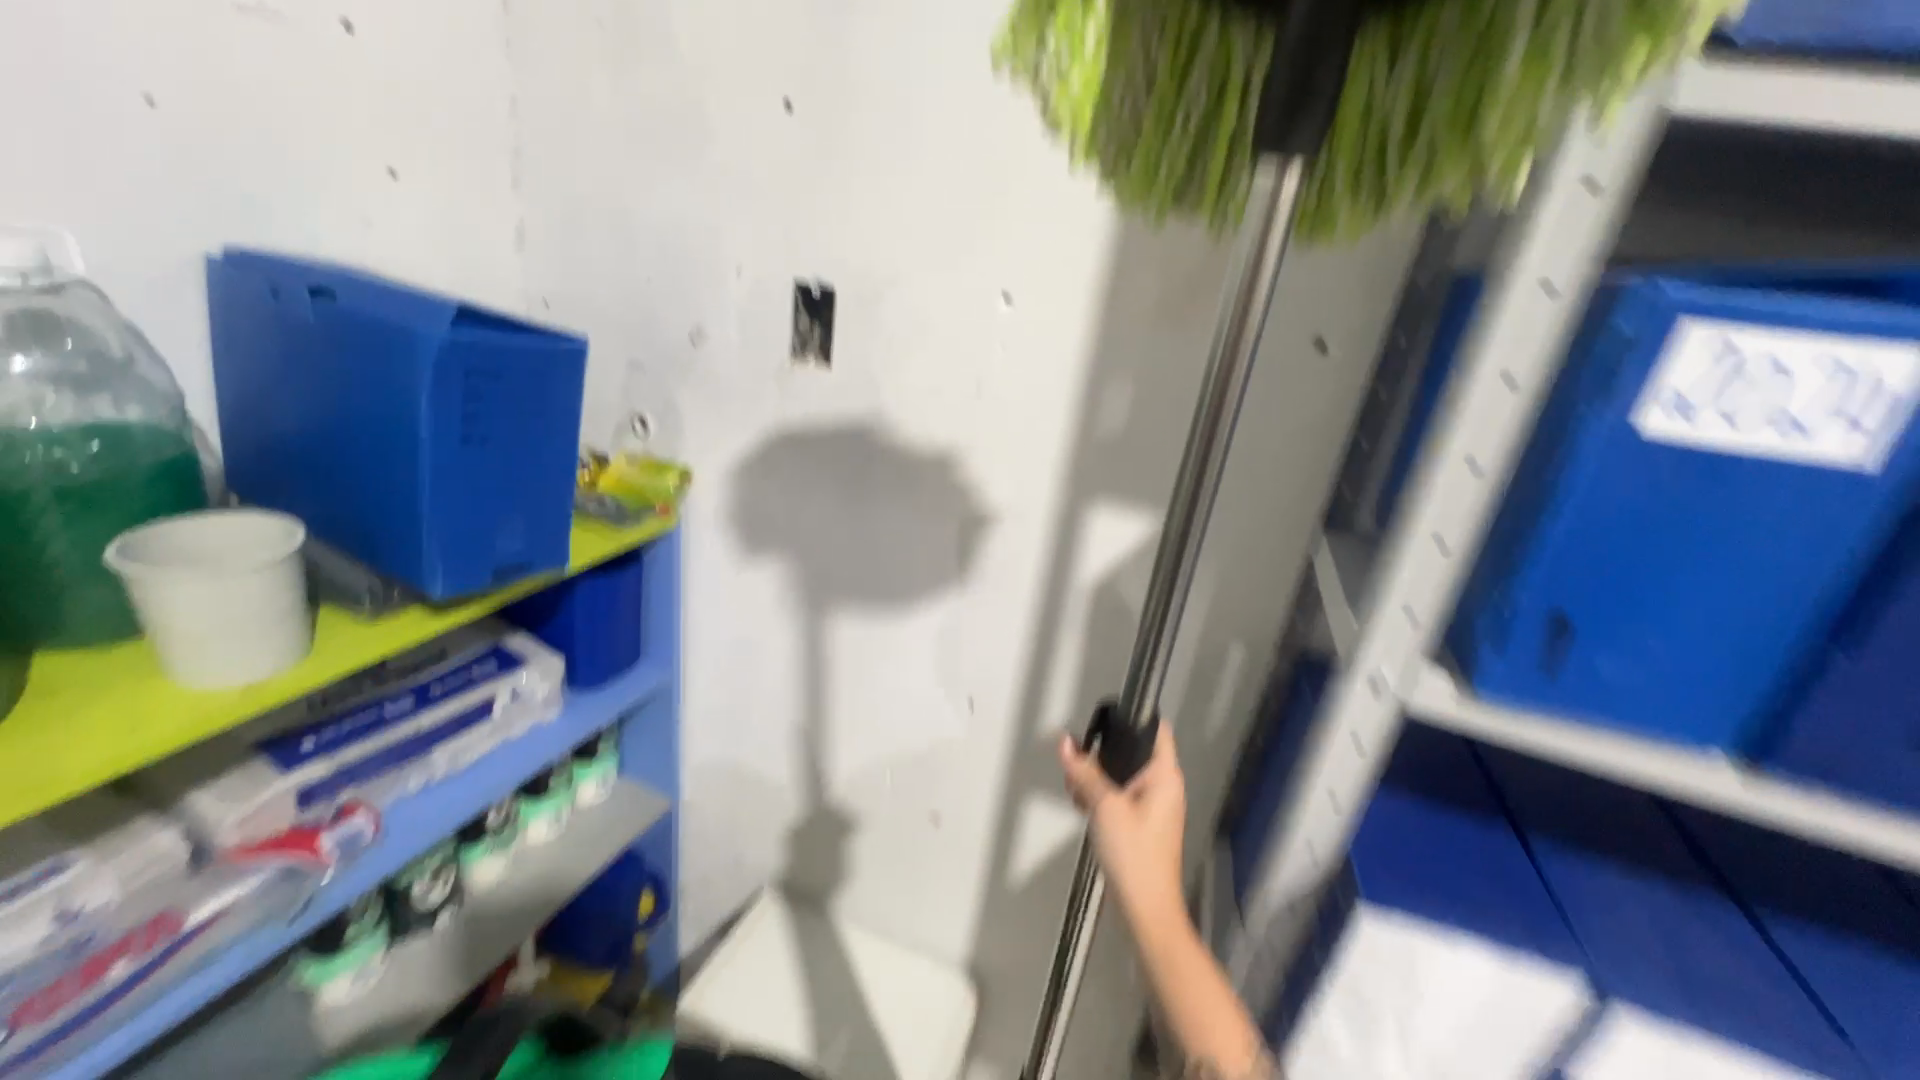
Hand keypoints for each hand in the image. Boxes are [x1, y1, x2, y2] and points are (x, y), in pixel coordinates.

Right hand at [1059, 725, 1186, 928]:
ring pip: (1122, 776)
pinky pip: (1120, 797)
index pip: (1156, 730)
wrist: (1146, 907)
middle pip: (1132, 753)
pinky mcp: (1142, 824)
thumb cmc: (1134, 853)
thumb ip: (1084, 772)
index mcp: (1165, 776)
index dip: (1133, 717)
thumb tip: (1065, 743)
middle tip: (1078, 761)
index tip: (1104, 715)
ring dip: (1097, 778)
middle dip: (1102, 754)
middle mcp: (1164, 787)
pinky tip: (1082, 806)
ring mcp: (1154, 807)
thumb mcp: (1104, 806)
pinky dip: (1101, 797)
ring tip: (1075, 789)